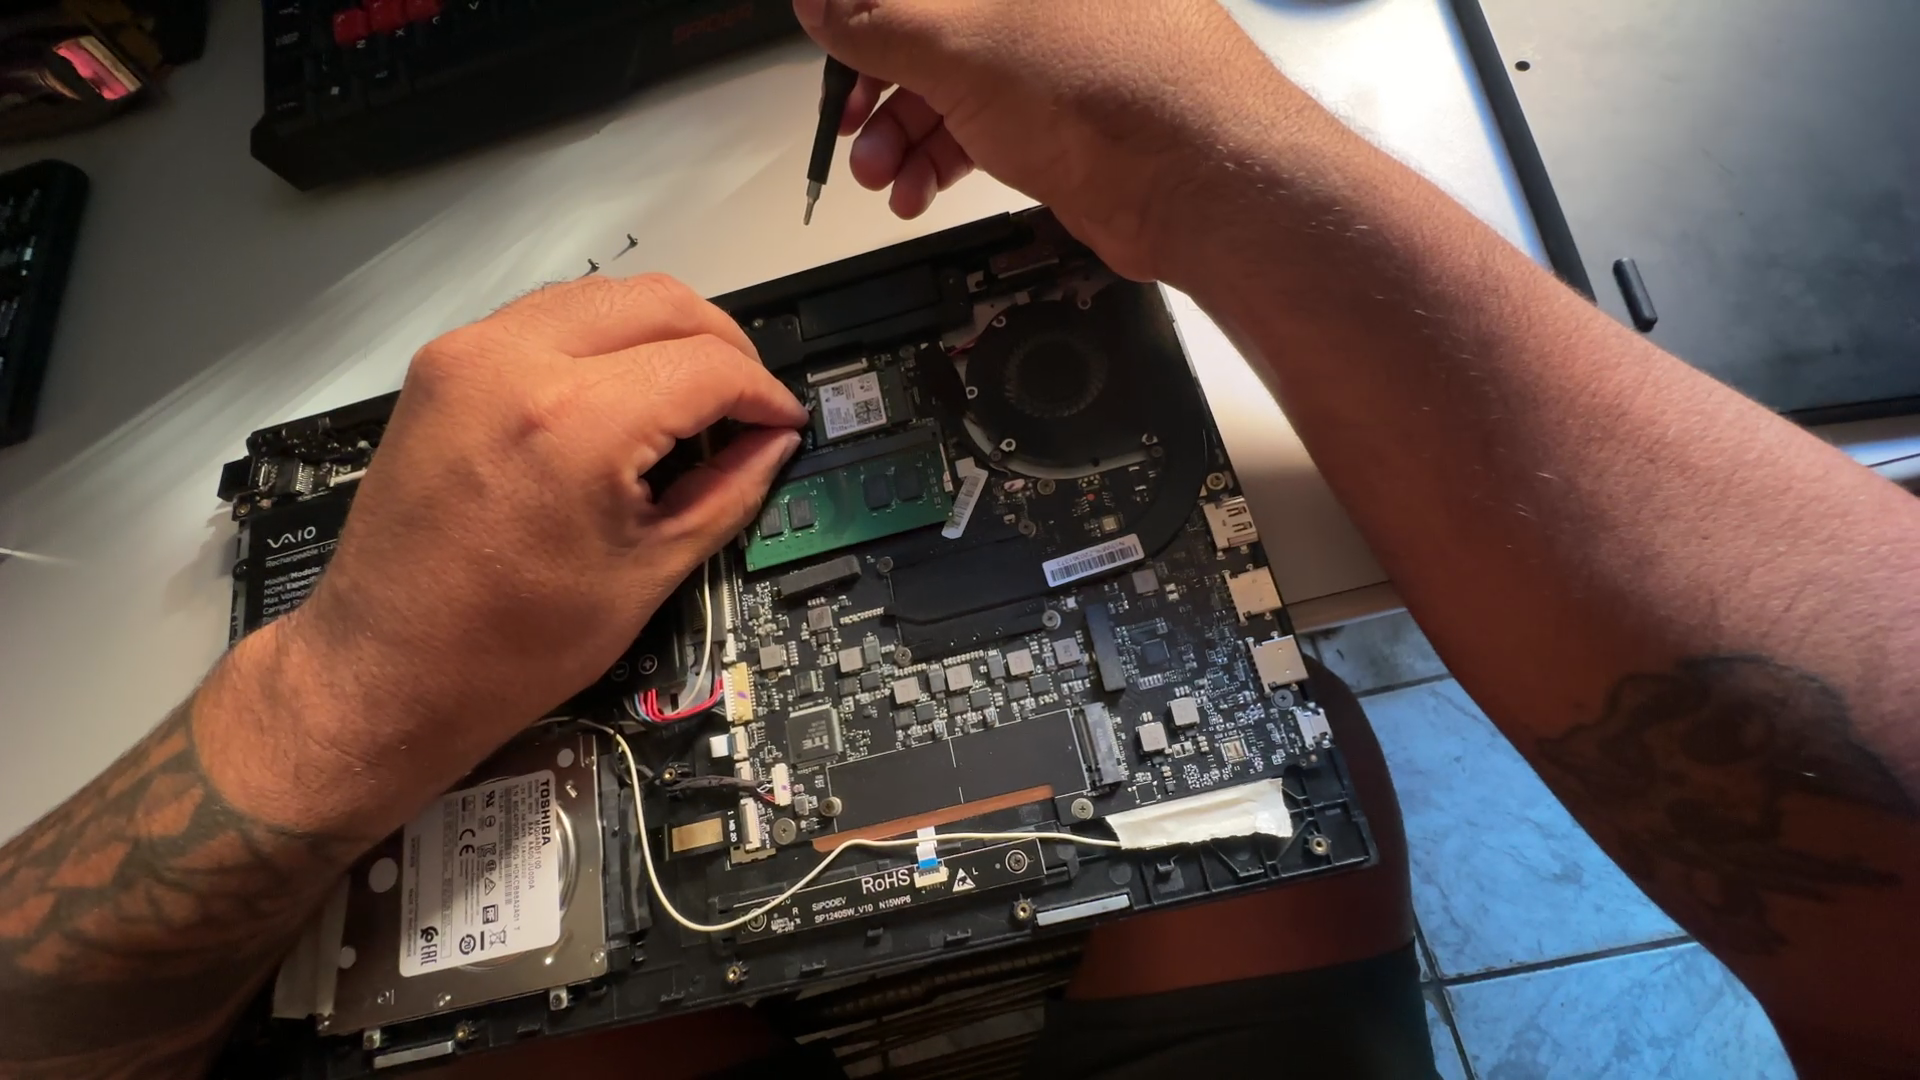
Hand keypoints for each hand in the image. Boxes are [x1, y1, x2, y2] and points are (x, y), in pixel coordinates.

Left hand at [267, 275, 805, 820]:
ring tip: (699, 396)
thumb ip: (730, 489)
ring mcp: (471, 352)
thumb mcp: (654, 568)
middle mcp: (516, 361)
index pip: (708, 367)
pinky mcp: (448, 364)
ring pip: (611, 295)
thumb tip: (773, 442)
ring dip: (672, 333)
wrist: (390, 668)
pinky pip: (559, 316)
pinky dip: (615, 338)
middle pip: (664, 302)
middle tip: (751, 404)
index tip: (785, 423)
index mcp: (578, 422)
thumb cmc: (519, 641)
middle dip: (728, 347)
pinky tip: (635, 390)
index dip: (764, 394)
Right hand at [795, 0, 1300, 279]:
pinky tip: (914, 192)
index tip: (830, 44)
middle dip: (878, 83)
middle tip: (850, 127)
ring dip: (902, 135)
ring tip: (879, 176)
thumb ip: (883, 24)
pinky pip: (976, 129)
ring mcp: (1042, 56)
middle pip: (925, 27)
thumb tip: (823, 4)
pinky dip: (940, 162)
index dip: (864, 11)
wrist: (1188, 183)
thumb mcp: (963, 48)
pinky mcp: (1050, 116)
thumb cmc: (1110, 92)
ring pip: (947, 85)